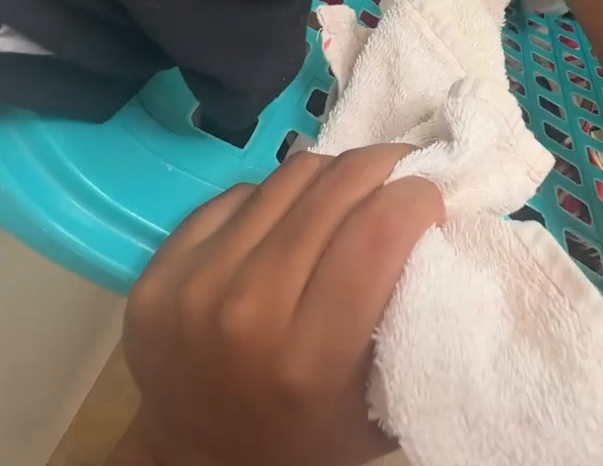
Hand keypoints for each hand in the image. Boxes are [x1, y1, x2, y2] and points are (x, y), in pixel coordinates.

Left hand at [115, 145, 443, 465]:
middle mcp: (248, 308)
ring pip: (291, 174)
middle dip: (385, 166)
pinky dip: (279, 196)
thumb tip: (440, 228)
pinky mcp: (162, 265)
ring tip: (349, 193)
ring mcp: (195, 282)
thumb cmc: (305, 439)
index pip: (380, 228)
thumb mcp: (378, 401)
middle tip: (401, 176)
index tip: (431, 202)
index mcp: (310, 356)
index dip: (418, 195)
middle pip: (336, 185)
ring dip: (334, 174)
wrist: (191, 465)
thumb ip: (410, 317)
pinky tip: (290, 220)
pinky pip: (243, 191)